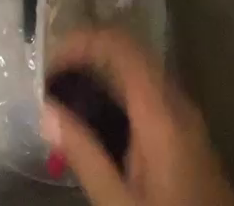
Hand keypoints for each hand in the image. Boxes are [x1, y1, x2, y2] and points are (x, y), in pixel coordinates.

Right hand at [42, 28, 233, 205]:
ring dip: (97, 78)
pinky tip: (93, 126)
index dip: (80, 42)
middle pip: (126, 55)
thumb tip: (46, 111)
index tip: (46, 66)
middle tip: (48, 85)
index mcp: (161, 113)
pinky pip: (145, 96)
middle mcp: (177, 104)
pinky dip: (114, 96)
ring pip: (136, 75)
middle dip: (83, 60)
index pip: (119, 45)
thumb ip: (83, 154)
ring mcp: (186, 120)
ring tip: (62, 104)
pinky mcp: (187, 137)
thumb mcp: (119, 202)